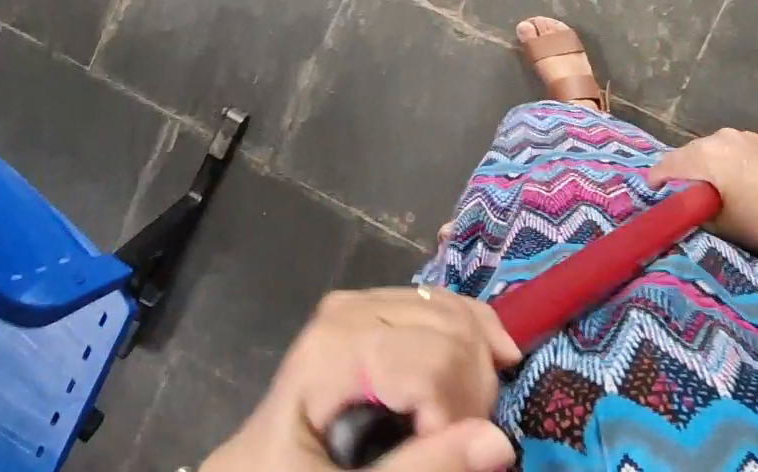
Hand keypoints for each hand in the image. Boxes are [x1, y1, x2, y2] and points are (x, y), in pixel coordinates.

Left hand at [201, 287, 521, 471]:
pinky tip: (491, 354)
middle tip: (460, 438)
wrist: (259, 465)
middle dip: (471, 386)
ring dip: (475, 361)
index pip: (433, 359)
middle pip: (448, 329)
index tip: (445, 452)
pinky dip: (468, 327)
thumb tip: (498, 441)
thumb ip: (422, 468)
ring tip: (466, 412)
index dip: (456, 412)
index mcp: (334, 348)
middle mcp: (347, 310)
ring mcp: (358, 304)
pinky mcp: (369, 309)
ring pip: (450, 309)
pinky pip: (436, 302)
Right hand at [645, 129, 757, 254]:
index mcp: (705, 154)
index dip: (656, 179)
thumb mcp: (718, 222)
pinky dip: (730, 162)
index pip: (668, 164)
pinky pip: (735, 149)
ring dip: (707, 164)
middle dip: (683, 170)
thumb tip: (685, 201)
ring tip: (713, 186)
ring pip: (712, 149)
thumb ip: (694, 206)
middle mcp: (720, 137)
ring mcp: (744, 136)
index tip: (653, 191)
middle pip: (689, 153)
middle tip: (684, 192)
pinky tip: (740, 181)